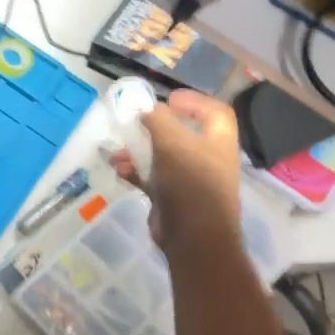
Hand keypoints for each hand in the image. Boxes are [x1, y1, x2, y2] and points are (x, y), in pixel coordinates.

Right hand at [108, 89, 241, 249]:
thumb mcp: (173, 143)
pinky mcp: (172, 196)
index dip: (194, 101)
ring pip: (161, 156)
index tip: (168, 98)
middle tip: (135, 122)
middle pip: (182, 134)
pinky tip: (119, 169)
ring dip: (137, 150)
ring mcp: (189, 179)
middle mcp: (207, 158)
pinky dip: (135, 171)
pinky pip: (151, 177)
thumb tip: (149, 111)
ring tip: (117, 152)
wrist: (192, 237)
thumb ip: (159, 121)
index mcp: (217, 142)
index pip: (215, 113)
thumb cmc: (190, 183)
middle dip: (154, 127)